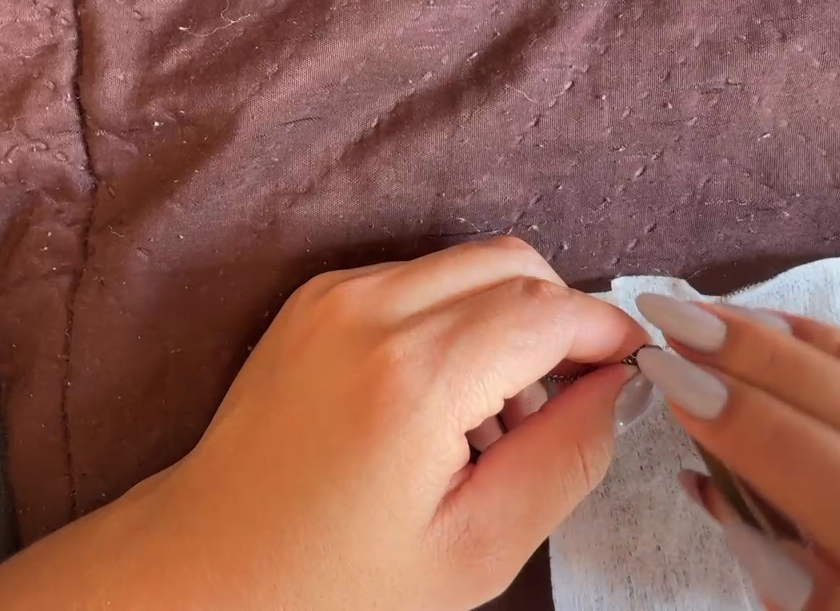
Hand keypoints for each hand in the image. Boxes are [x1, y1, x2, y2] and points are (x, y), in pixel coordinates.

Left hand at [0, 237, 653, 610]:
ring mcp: (332, 292)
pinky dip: (449, 313)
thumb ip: (564, 455)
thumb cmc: (335, 585)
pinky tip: (434, 391)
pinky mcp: (313, 296)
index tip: (630, 358)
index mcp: (413, 375)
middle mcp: (367, 307)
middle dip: (555, 313)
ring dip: (500, 314)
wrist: (208, 561)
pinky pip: (412, 277)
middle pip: (507, 261)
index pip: (544, 307)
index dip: (603, 326)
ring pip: (461, 262)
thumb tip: (615, 384)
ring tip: (485, 412)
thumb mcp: (474, 549)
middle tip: (552, 400)